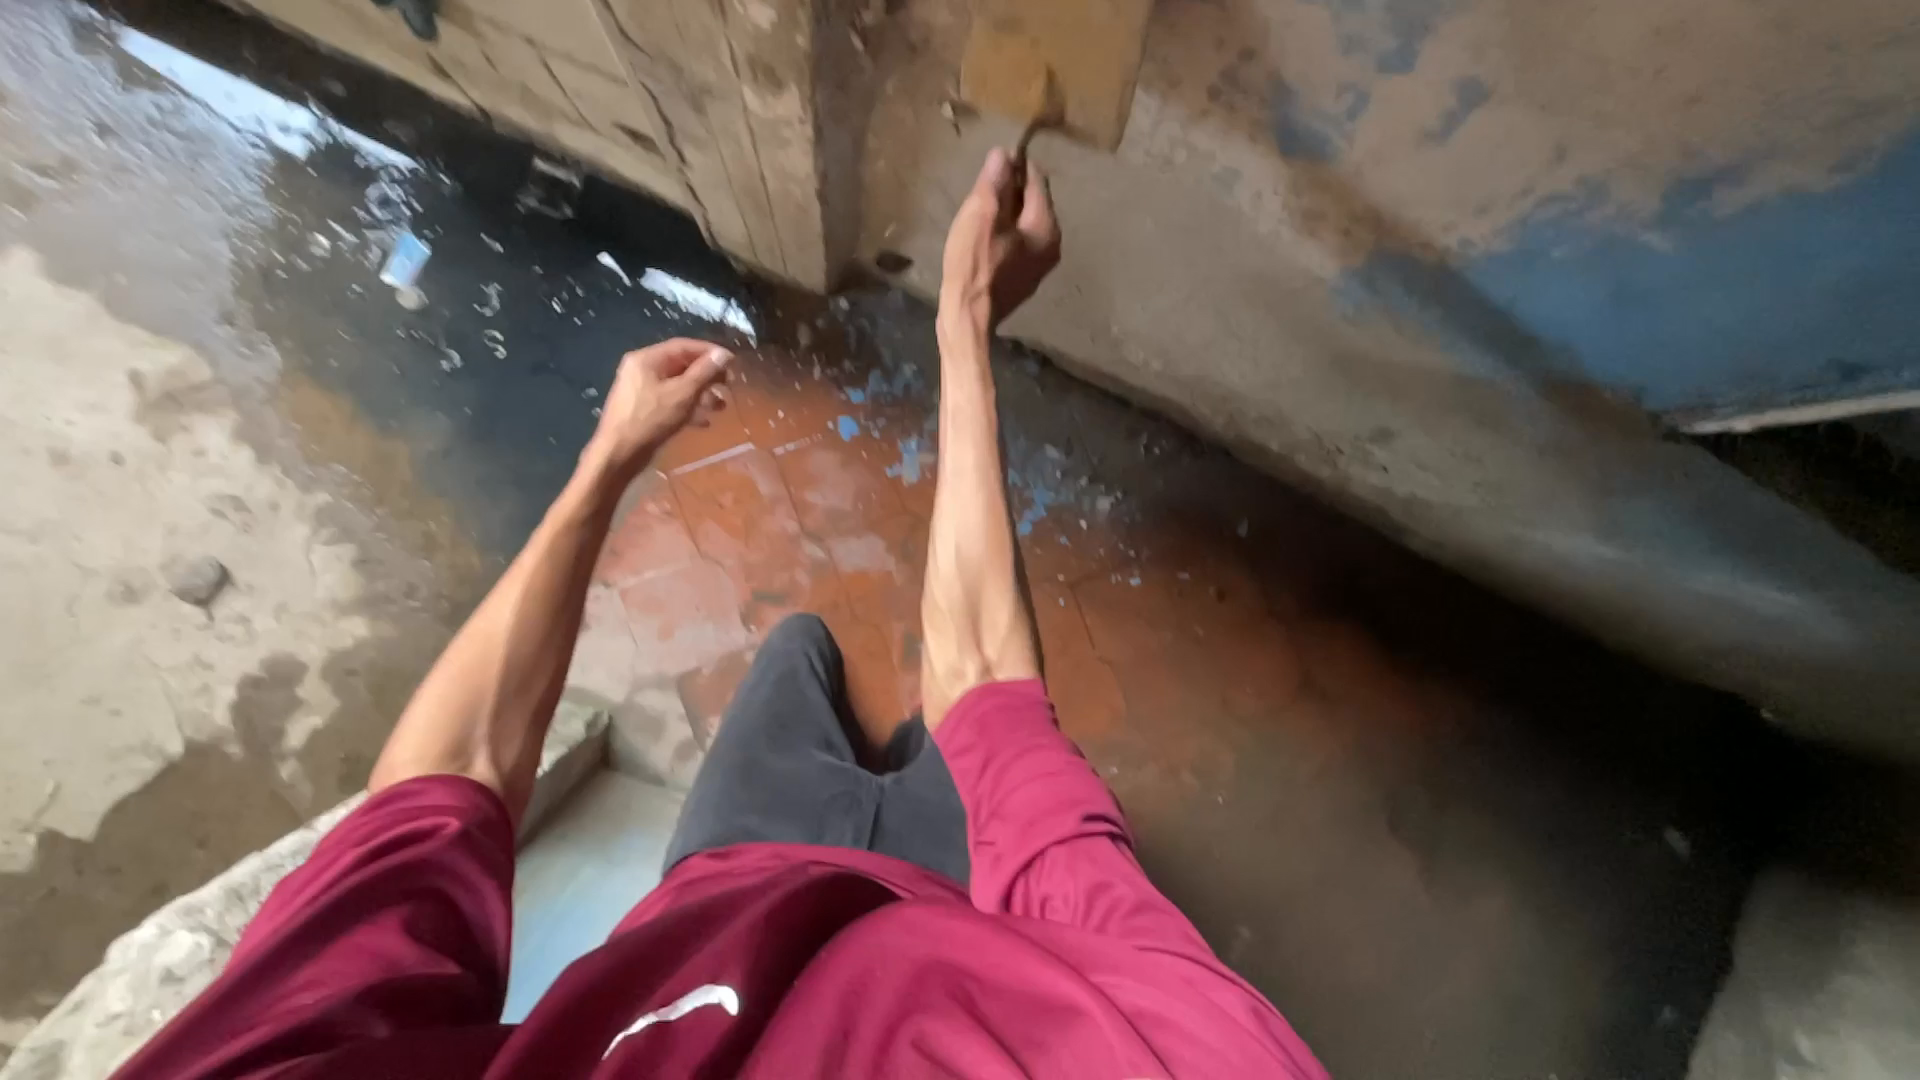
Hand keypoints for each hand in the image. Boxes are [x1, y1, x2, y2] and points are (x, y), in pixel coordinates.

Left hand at [588, 338, 731, 473]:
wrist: (619, 454)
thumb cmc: (651, 420)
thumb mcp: (683, 394)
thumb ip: (704, 372)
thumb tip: (724, 354)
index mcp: (647, 359)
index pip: (683, 346)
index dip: (710, 352)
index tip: (732, 363)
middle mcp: (642, 369)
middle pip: (681, 365)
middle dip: (707, 376)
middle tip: (728, 385)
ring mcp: (641, 390)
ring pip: (677, 385)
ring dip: (701, 394)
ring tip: (721, 407)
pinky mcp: (643, 409)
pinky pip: (670, 401)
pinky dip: (688, 407)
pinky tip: (704, 421)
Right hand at [939, 146, 1060, 331]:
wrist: (967, 318)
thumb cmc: (975, 266)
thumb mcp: (982, 213)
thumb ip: (995, 181)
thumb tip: (1003, 154)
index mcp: (1047, 228)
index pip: (1036, 181)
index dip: (1013, 167)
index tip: (990, 167)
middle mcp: (1051, 247)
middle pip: (1031, 204)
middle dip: (1007, 194)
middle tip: (978, 197)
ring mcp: (1037, 268)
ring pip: (1022, 227)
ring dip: (1002, 217)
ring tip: (976, 219)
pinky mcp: (1020, 282)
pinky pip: (1014, 248)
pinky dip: (1000, 239)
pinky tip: (980, 244)